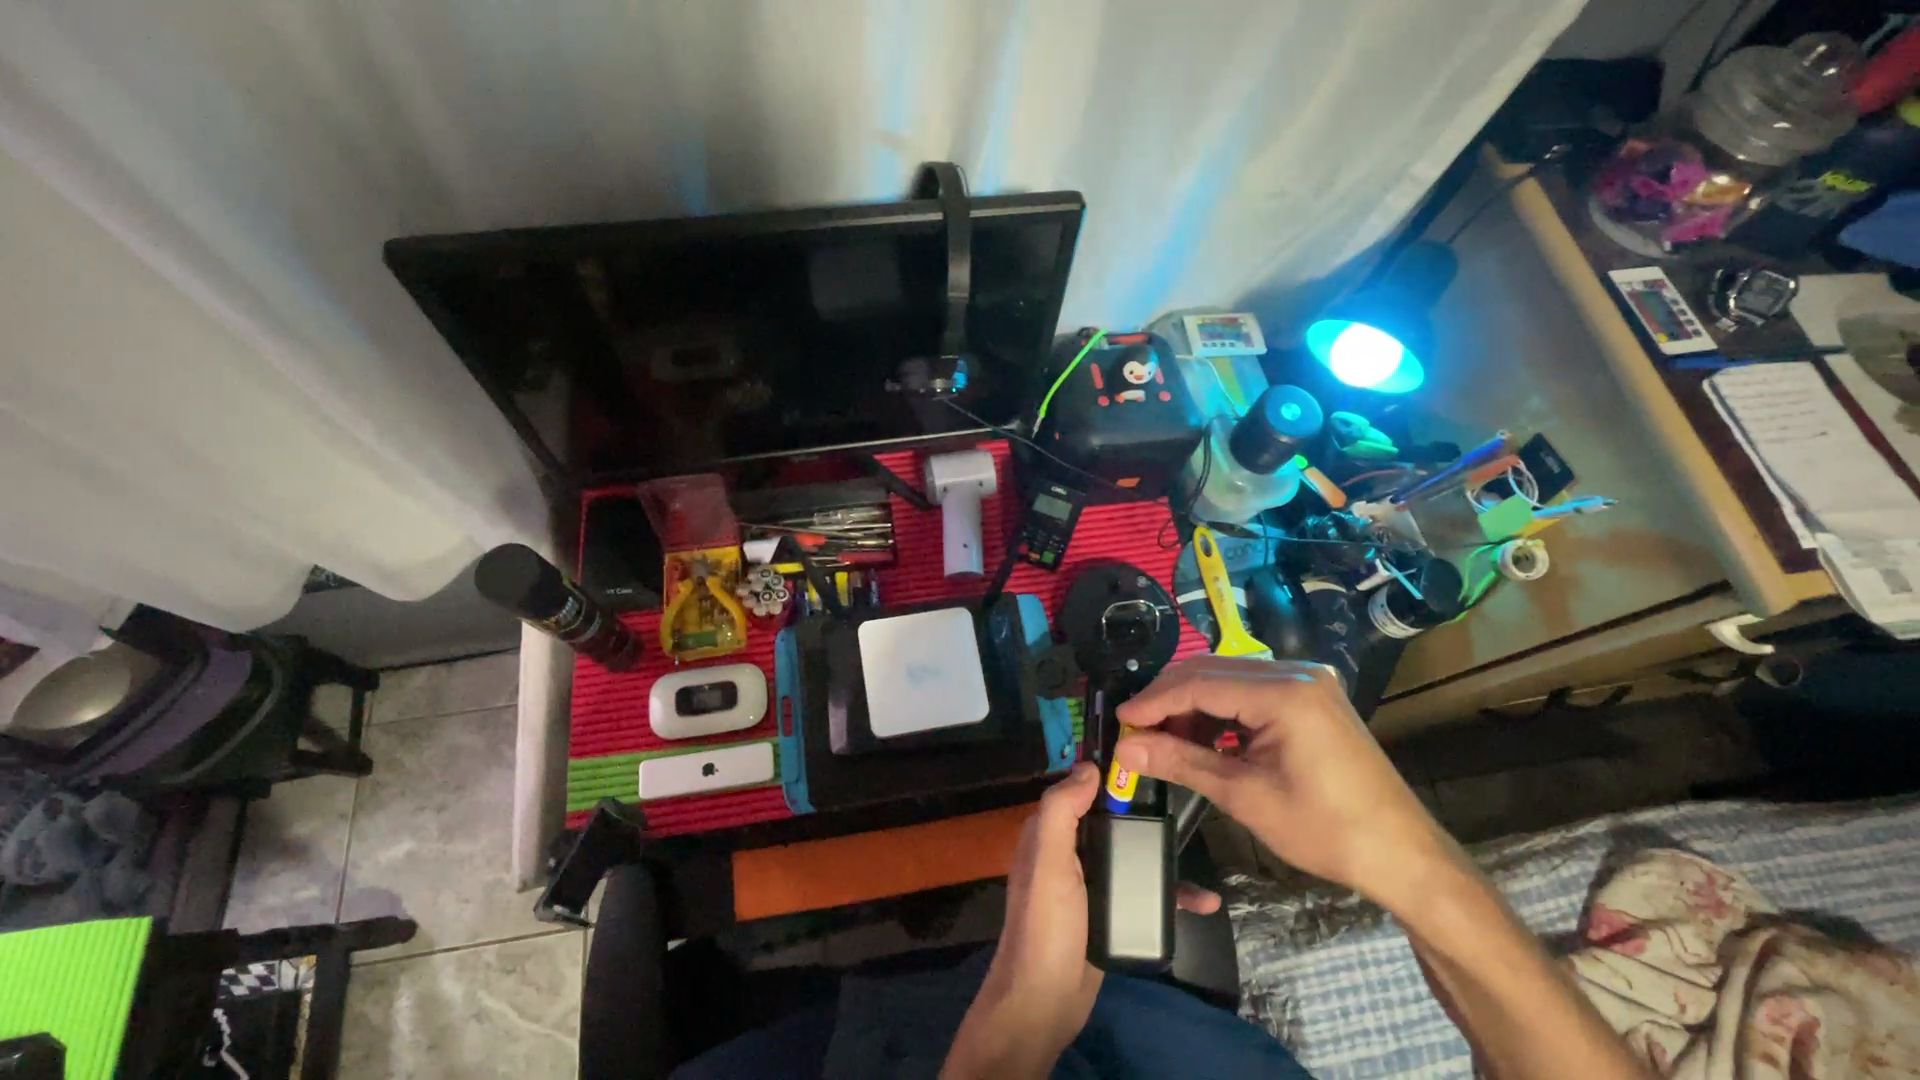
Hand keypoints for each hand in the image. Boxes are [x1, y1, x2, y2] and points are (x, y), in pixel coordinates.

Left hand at [944, 763, 1220, 1078]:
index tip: (1147, 759)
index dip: (1107, 775)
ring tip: (1194, 849)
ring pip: (1130, 856)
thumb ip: (1061, 812)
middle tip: (1183, 804)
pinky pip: (1143, 894)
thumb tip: (1089, 767)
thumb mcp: (1048, 861)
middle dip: (1144, 814)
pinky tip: (1202, 901)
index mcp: (1048, 835)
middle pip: (1110, 822)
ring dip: (1161, 854)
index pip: (1078, 792)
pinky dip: (1170, 893)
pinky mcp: (1110, 914)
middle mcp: (1067, 855)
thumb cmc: (1045, 925)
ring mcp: (1091, 886)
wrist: (1045, 1001)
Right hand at [1114, 656, 1463, 909]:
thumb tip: (1124, 749)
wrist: (1401, 853)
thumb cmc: (1325, 829)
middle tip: (1134, 730)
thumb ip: (1181, 762)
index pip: (1199, 683)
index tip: (1119, 721)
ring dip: (1193, 705)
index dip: (1153, 701)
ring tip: (1163, 740)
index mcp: (1284, 693)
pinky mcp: (1312, 698)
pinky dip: (1221, 712)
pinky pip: (1252, 691)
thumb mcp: (1245, 796)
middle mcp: (1296, 673)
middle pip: (1212, 672)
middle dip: (1168, 699)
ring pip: (1229, 679)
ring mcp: (1308, 682)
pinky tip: (1202, 738)